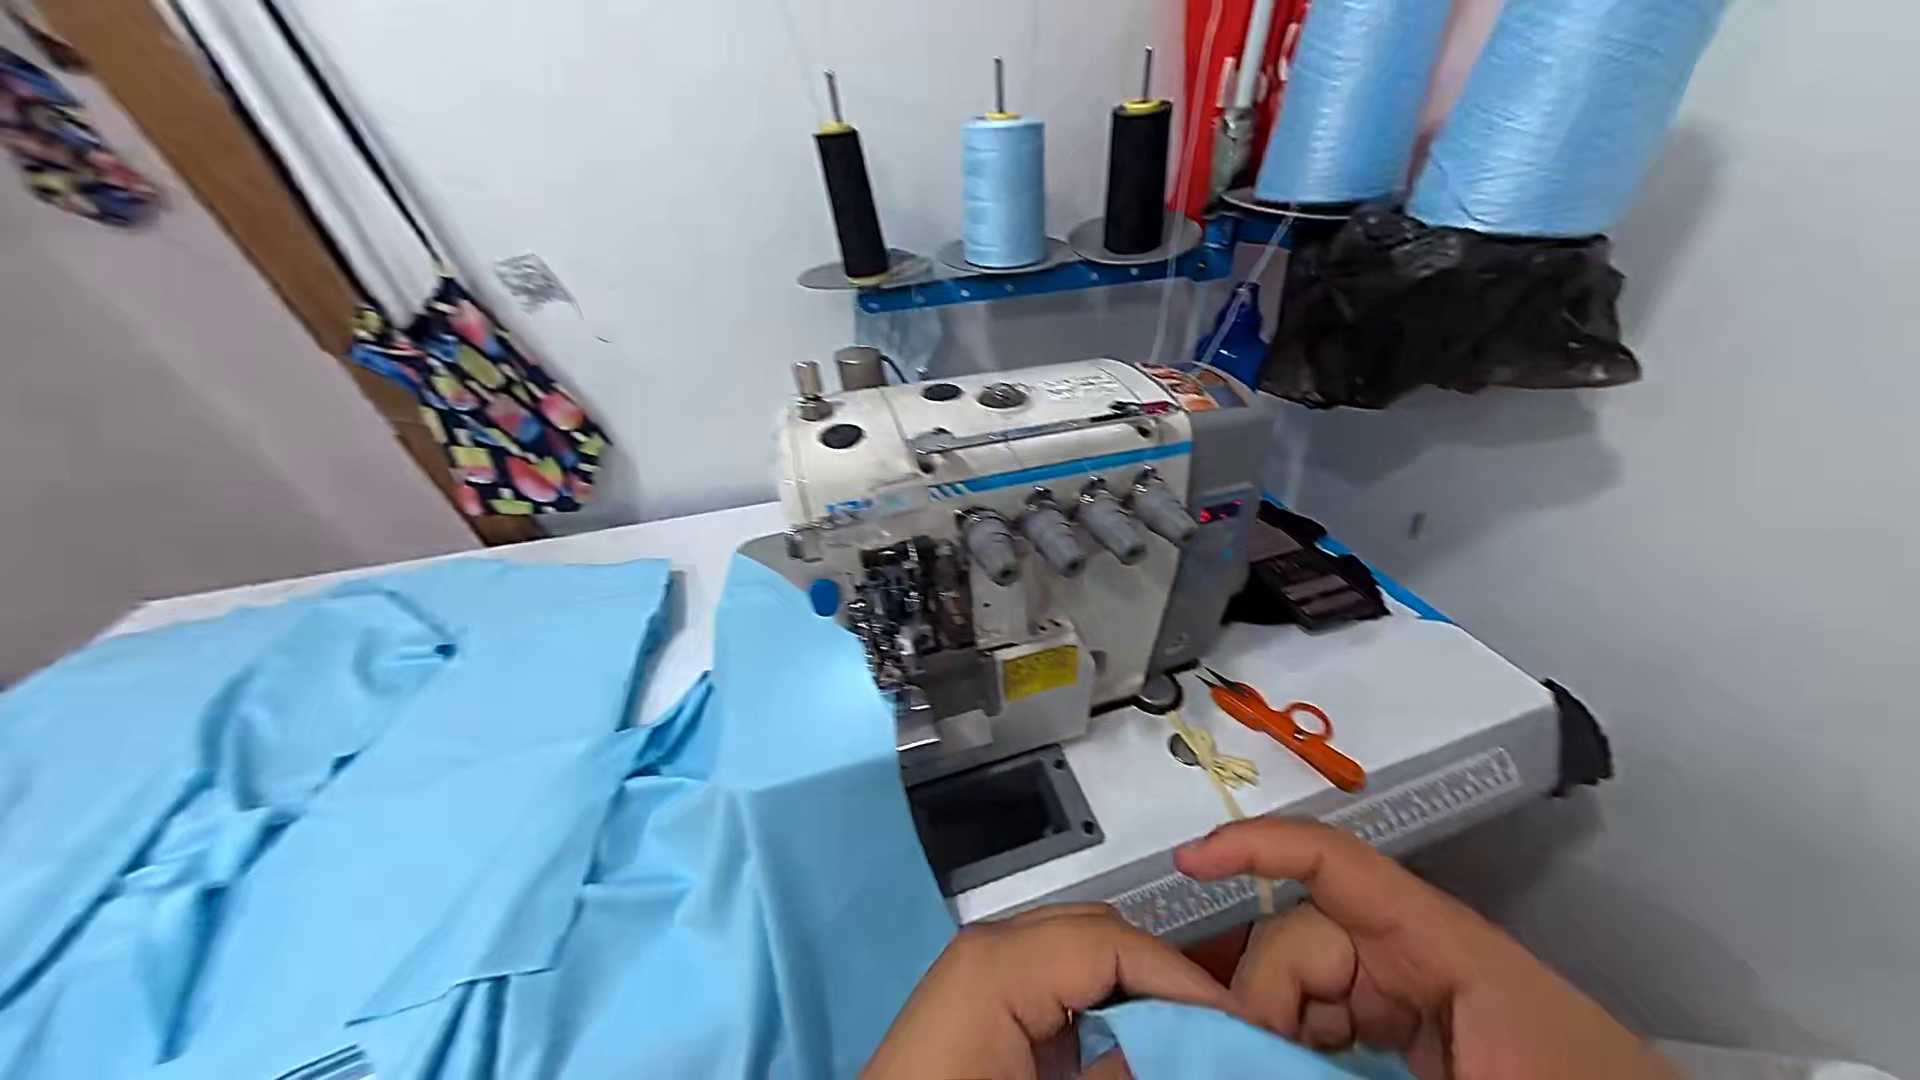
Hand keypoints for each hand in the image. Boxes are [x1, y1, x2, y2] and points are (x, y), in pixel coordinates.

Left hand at [861, 903, 1243, 1079]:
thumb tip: (1193, 1052)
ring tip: (1181, 1039)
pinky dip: (1099, 1006)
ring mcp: (983, 966)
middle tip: (1218, 1035)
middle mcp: (990, 944)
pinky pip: (1056, 981)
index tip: (1239, 1025)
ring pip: (1080, 952)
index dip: (1181, 978)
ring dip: (1134, 991)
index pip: (1109, 941)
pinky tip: (1125, 1047)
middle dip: (1161, 980)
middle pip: (1097, 934)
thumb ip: (1122, 1072)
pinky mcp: (983, 995)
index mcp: (998, 961)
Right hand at [1176, 819, 1677, 1079]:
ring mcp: (1412, 993)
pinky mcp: (1409, 1031)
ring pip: (1306, 978)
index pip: (1334, 863)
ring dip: (1278, 1022)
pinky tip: (1299, 1066)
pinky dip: (1300, 1040)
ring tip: (1270, 1056)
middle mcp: (1420, 954)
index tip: (1188, 864)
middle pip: (1304, 934)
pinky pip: (1329, 1014)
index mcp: (1446, 948)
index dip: (1255, 847)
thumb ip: (1336, 1064)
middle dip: (1266, 989)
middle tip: (1247, 1050)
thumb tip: (1241, 1043)